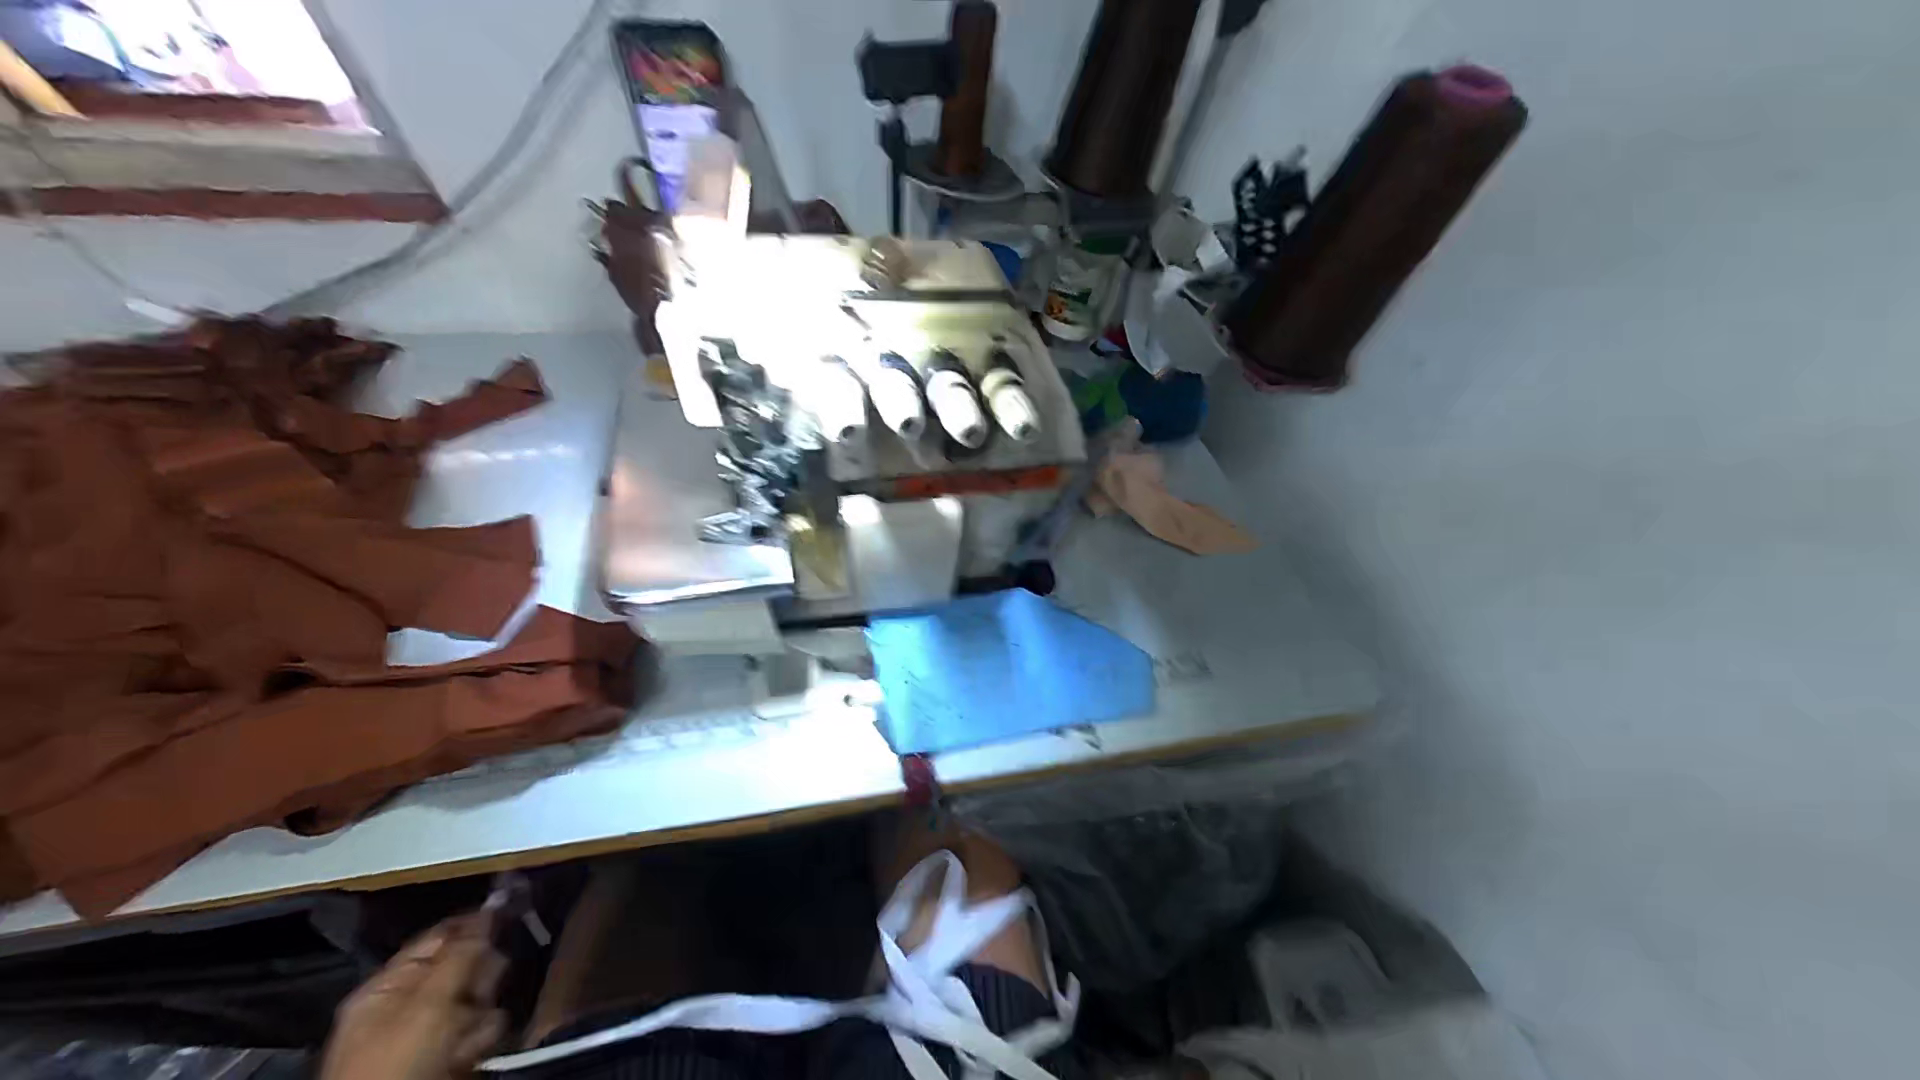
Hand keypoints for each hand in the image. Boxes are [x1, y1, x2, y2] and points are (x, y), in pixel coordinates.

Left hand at [319, 912, 508, 1079]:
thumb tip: (496, 903)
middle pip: (466, 967)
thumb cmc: (396, 1064)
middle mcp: (409, 1004)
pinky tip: (469, 1055)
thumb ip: (463, 953)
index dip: (475, 923)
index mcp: (390, 987)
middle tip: (479, 995)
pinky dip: (481, 1039)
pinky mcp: (450, 1056)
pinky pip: (482, 1030)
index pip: (441, 937)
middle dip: (480, 981)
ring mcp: (429, 1034)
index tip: (512, 912)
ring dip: (481, 1016)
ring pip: (480, 1000)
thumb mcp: (427, 1004)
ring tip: (466, 1040)